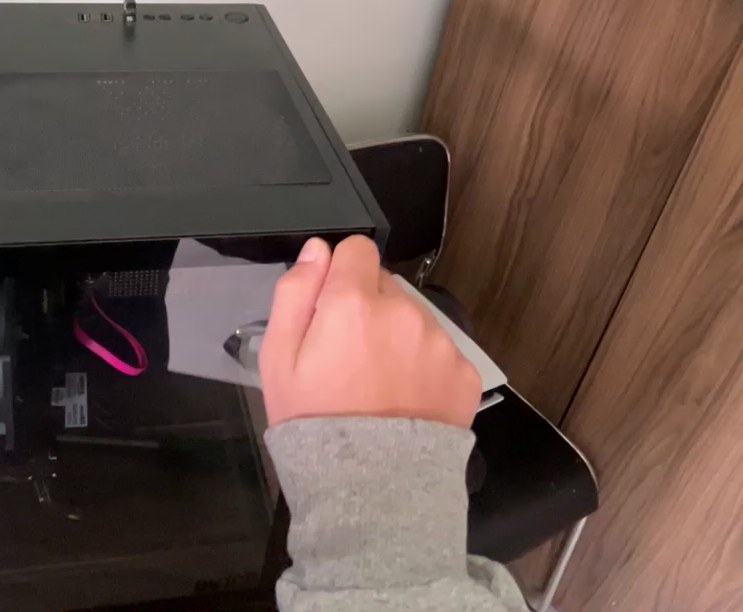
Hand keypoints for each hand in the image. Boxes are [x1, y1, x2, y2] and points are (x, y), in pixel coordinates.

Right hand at [259, 235, 479, 428]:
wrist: (371, 494)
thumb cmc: (314, 422)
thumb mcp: (278, 357)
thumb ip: (294, 292)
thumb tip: (316, 250)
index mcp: (353, 302)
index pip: (356, 248)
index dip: (340, 272)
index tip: (330, 305)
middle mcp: (403, 312)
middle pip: (384, 283)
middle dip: (367, 305)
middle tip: (349, 353)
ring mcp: (439, 342)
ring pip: (412, 315)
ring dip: (396, 333)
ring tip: (378, 380)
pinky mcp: (464, 372)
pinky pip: (439, 348)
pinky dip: (423, 363)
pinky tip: (405, 396)